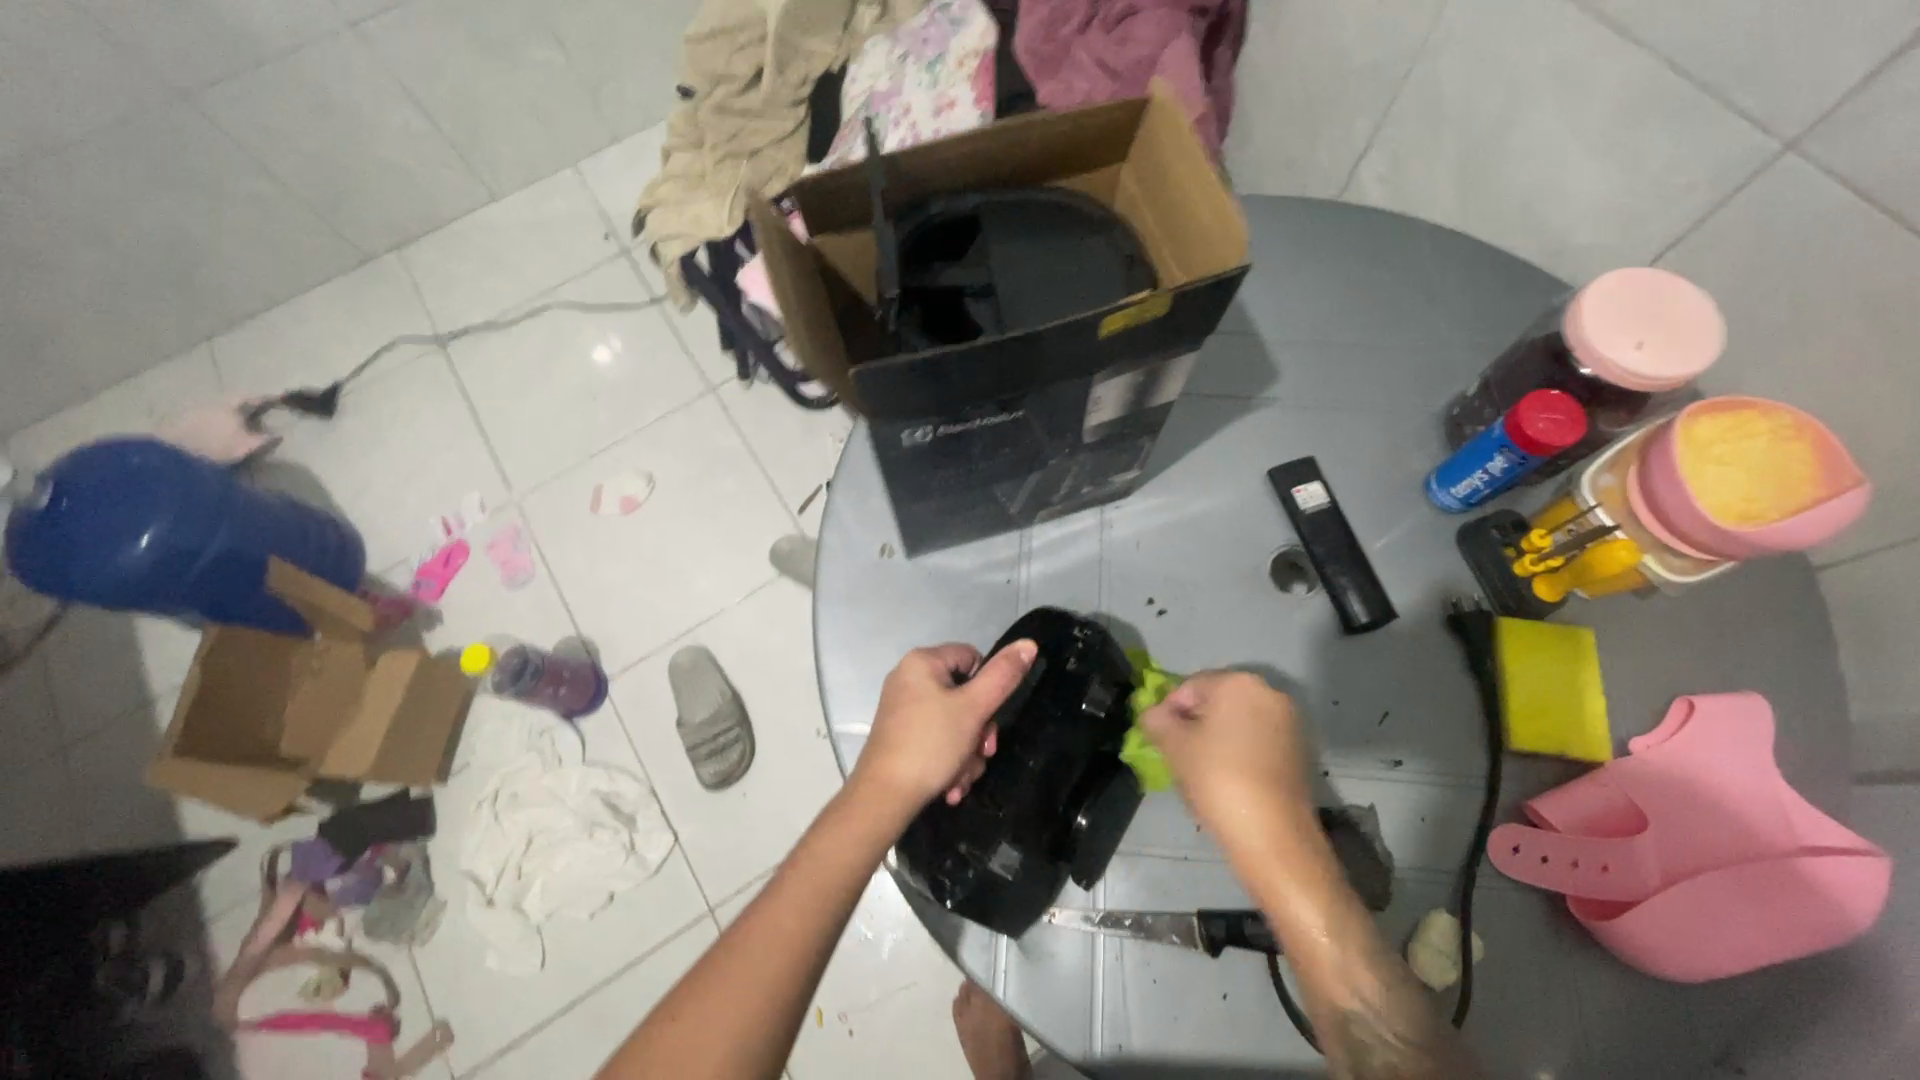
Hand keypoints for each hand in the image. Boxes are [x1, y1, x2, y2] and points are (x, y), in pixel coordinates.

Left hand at [851, 640, 1037, 815]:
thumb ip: (1003, 675)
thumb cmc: (931, 745)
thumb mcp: (974, 708)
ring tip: (962, 777)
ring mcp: (903, 709)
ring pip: (955, 723)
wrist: (884, 797)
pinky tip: (951, 785)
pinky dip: (949, 761)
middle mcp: (908, 679)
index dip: (988, 687)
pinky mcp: (901, 736)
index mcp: (922, 662)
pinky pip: (937, 739)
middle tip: (982, 753)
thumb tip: (1029, 643)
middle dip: (979, 731)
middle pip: (965, 695)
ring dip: (967, 753)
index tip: (988, 717)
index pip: (973, 658)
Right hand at [1138, 671, 1317, 857]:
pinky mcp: (1300, 750)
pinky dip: (1241, 751)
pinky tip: (1228, 778)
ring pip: (1240, 721)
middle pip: (1218, 700)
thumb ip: (1157, 721)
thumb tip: (1153, 715)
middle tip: (1177, 752)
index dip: (1168, 709)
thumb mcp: (1174, 747)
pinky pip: (1259, 740)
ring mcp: (1290, 722)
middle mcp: (1269, 693)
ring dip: (1218, 736)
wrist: (1272, 833)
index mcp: (1238, 683)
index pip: (1190, 686)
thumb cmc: (1218, 778)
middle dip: (1194, 722)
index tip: (1158, 737)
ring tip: (1201, 768)